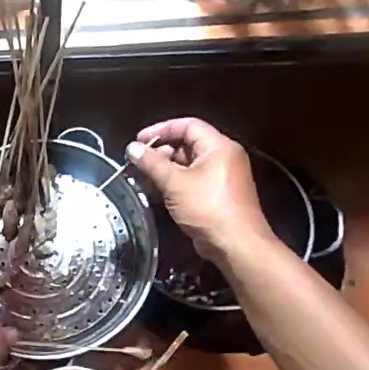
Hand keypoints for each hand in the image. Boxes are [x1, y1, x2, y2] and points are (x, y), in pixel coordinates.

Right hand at [126, 117, 278, 265]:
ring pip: (188, 164)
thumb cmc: (208, 208)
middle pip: (187, 144)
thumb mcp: (175, 183)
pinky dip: (174, 182)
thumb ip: (152, 163)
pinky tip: (157, 191)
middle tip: (138, 162)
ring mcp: (221, 176)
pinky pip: (192, 180)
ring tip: (143, 177)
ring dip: (165, 169)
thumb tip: (132, 148)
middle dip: (160, 151)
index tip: (138, 141)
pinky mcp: (217, 194)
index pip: (188, 125)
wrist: (236, 244)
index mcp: (218, 147)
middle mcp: (223, 157)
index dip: (161, 129)